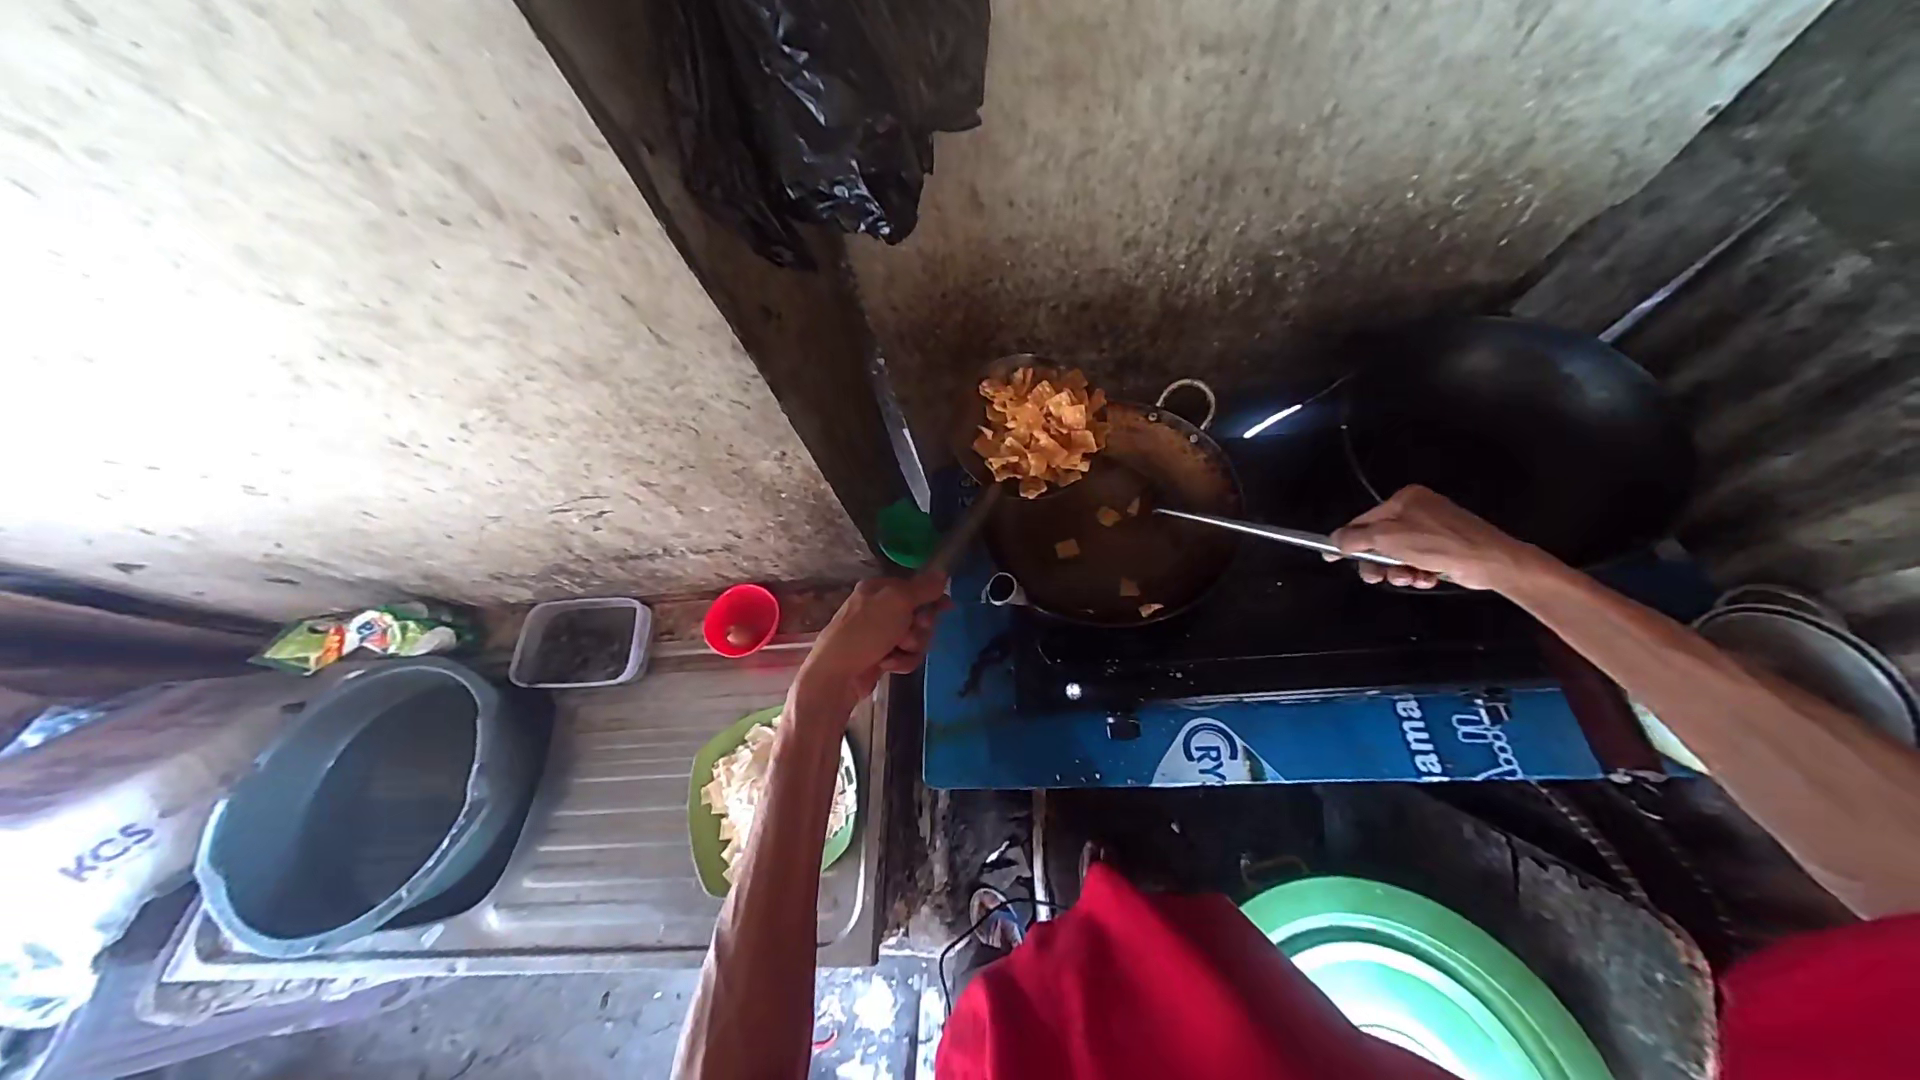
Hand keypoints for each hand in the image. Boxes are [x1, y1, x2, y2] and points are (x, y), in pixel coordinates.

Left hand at [790, 573, 951, 720]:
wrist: (836, 674)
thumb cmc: (866, 631)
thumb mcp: (897, 602)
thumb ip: (923, 587)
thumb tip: (941, 571)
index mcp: (879, 589)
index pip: (916, 587)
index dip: (933, 597)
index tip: (947, 607)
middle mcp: (879, 608)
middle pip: (920, 615)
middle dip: (921, 627)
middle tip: (910, 633)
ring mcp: (880, 634)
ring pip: (916, 638)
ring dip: (912, 647)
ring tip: (895, 651)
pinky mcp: (881, 656)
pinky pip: (906, 656)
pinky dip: (901, 661)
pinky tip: (887, 664)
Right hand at [1324, 485, 1551, 590]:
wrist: (1492, 562)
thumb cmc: (1437, 544)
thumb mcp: (1388, 538)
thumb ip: (1356, 538)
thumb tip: (1334, 540)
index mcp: (1404, 499)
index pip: (1363, 521)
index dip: (1347, 540)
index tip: (1332, 557)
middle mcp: (1418, 510)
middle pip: (1379, 539)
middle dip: (1378, 561)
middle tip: (1377, 577)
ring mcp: (1433, 528)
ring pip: (1397, 553)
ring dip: (1398, 570)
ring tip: (1410, 578)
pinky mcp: (1445, 547)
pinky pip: (1417, 560)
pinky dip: (1416, 572)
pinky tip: (1425, 578)